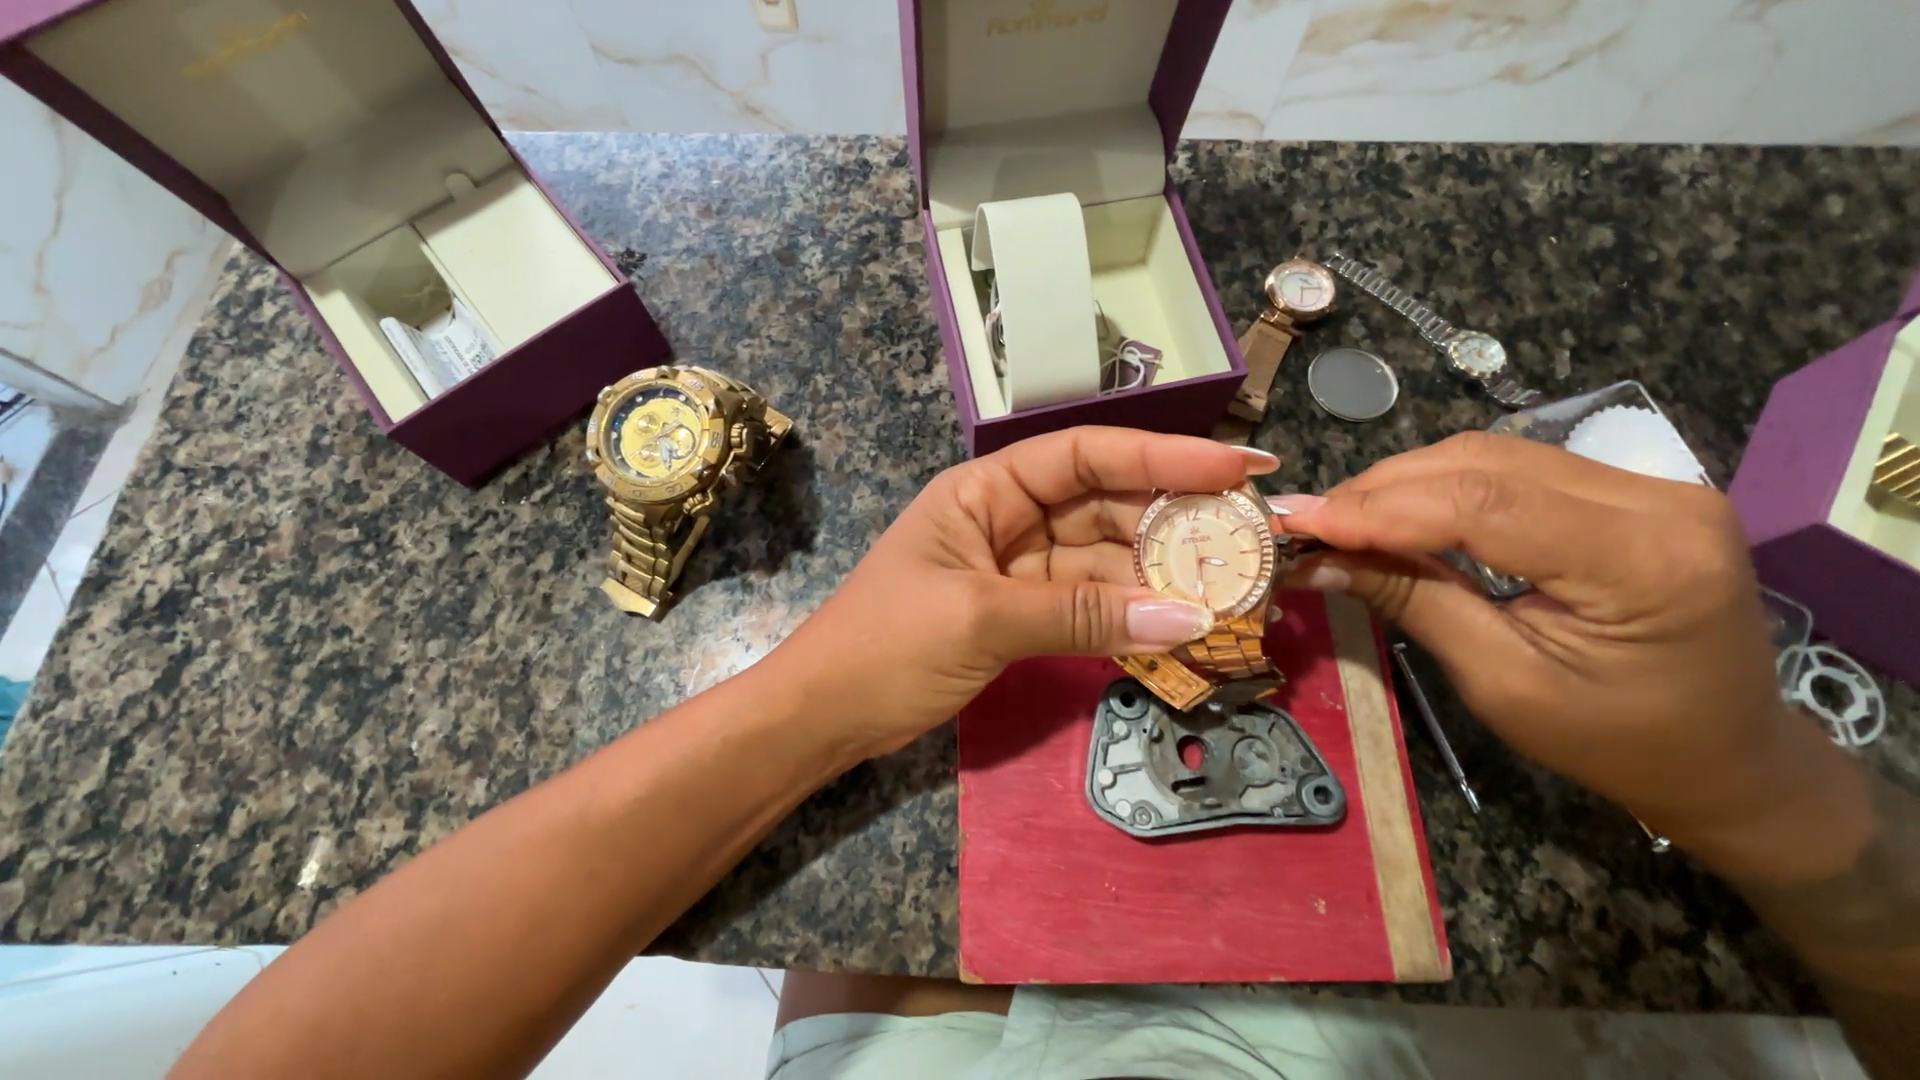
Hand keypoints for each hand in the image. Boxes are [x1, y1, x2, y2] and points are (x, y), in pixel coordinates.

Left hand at [766, 427, 1275, 758]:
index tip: (1233, 467)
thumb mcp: (983, 620)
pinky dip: (1127, 614)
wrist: (825, 713)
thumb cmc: (887, 646)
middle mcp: (1006, 517)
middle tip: (1250, 537)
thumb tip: (1190, 617)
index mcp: (984, 489)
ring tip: (1230, 587)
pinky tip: (1177, 624)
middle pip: (1103, 504)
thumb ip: (1083, 616)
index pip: (1084, 455)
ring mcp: (1016, 568)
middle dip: (1172, 520)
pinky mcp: (1020, 613)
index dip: (1161, 456)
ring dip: (1158, 573)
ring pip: (1102, 558)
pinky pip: (1087, 604)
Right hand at [1273, 432, 1801, 840]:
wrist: (1726, 754)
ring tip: (1340, 519)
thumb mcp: (1501, 681)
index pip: (1484, 504)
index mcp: (1642, 561)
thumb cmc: (1615, 741)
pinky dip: (1441, 484)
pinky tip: (1397, 509)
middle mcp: (1659, 498)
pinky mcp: (1632, 485)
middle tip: (1307, 523)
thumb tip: (1316, 560)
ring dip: (1404, 481)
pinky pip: (1514, 465)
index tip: (1298, 522)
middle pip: (1484, 462)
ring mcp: (1653, 482)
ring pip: (1491, 452)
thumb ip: (1412, 602)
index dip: (1380, 508)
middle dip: (1381, 489)